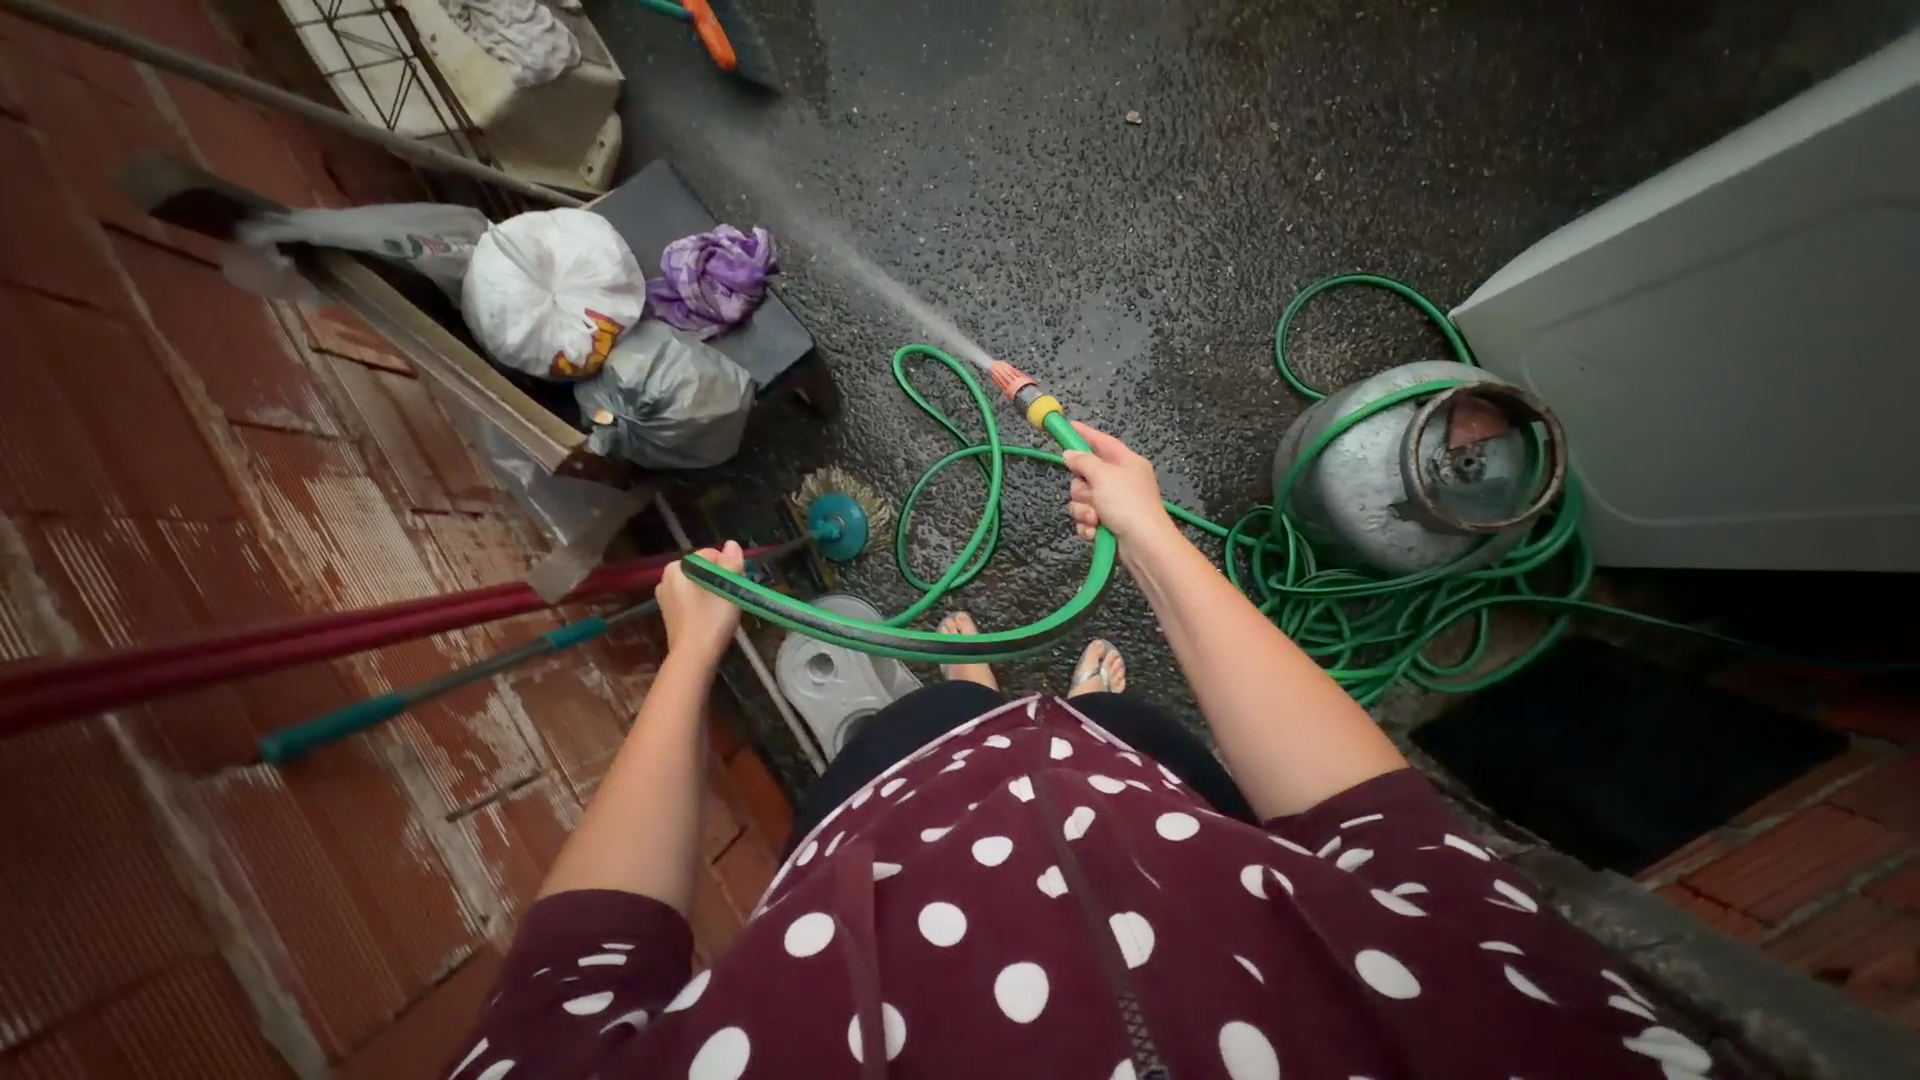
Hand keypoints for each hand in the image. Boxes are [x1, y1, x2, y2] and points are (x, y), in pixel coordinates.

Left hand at [657, 540, 743, 667]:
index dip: (728, 567)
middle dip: (721, 579)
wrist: (694, 656)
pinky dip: (704, 604)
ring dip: (714, 592)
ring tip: (724, 609)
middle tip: (733, 597)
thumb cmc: (711, 618)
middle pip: (704, 570)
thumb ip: (731, 563)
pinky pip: (691, 600)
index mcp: (677, 568)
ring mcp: (665, 598)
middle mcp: (666, 579)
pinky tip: (712, 618)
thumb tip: (732, 543)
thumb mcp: (727, 587)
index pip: (711, 555)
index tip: (737, 584)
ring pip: (699, 585)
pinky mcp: (670, 614)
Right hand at [1063, 421, 1175, 545]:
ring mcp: (1115, 503)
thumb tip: (1070, 454)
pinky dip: (1088, 526)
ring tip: (1096, 519)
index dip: (1085, 434)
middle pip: (1086, 475)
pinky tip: (1095, 532)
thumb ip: (1084, 462)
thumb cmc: (1127, 503)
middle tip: (1090, 495)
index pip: (1102, 442)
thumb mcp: (1104, 476)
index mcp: (1126, 462)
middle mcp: (1121, 480)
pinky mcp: (1109, 524)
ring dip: (1084, 510)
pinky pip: (1086, 519)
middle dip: (1082, 489)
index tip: (1068, 426)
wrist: (1143, 544)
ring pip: (1083, 500)